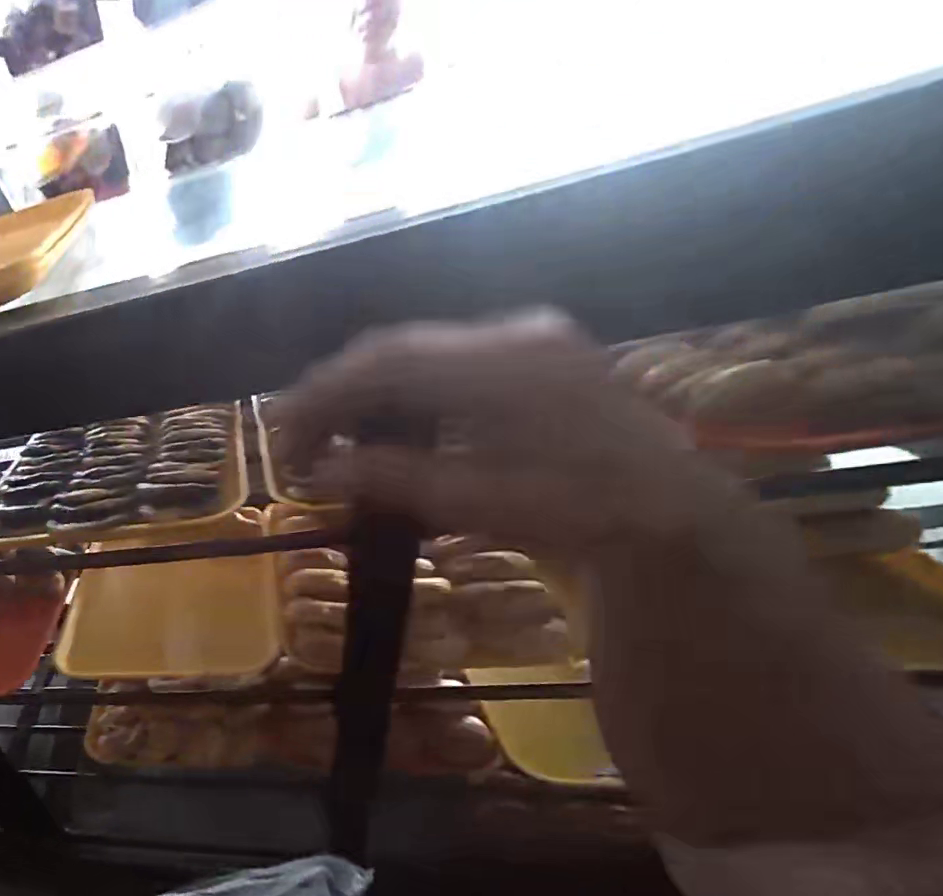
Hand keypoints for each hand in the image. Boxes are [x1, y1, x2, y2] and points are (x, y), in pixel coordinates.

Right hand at [276, 308, 747, 560]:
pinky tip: (371, 421)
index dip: (322, 395)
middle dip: (330, 392)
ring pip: (408, 349)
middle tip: (293, 441)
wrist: (662, 505)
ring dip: (356, 390)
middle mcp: (511, 335)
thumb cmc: (574, 513)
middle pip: (391, 348)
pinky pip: (433, 357)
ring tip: (323, 435)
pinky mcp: (520, 348)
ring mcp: (519, 336)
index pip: (387, 363)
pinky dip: (389, 388)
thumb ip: (393, 481)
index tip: (280, 432)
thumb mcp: (477, 505)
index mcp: (505, 369)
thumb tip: (317, 474)